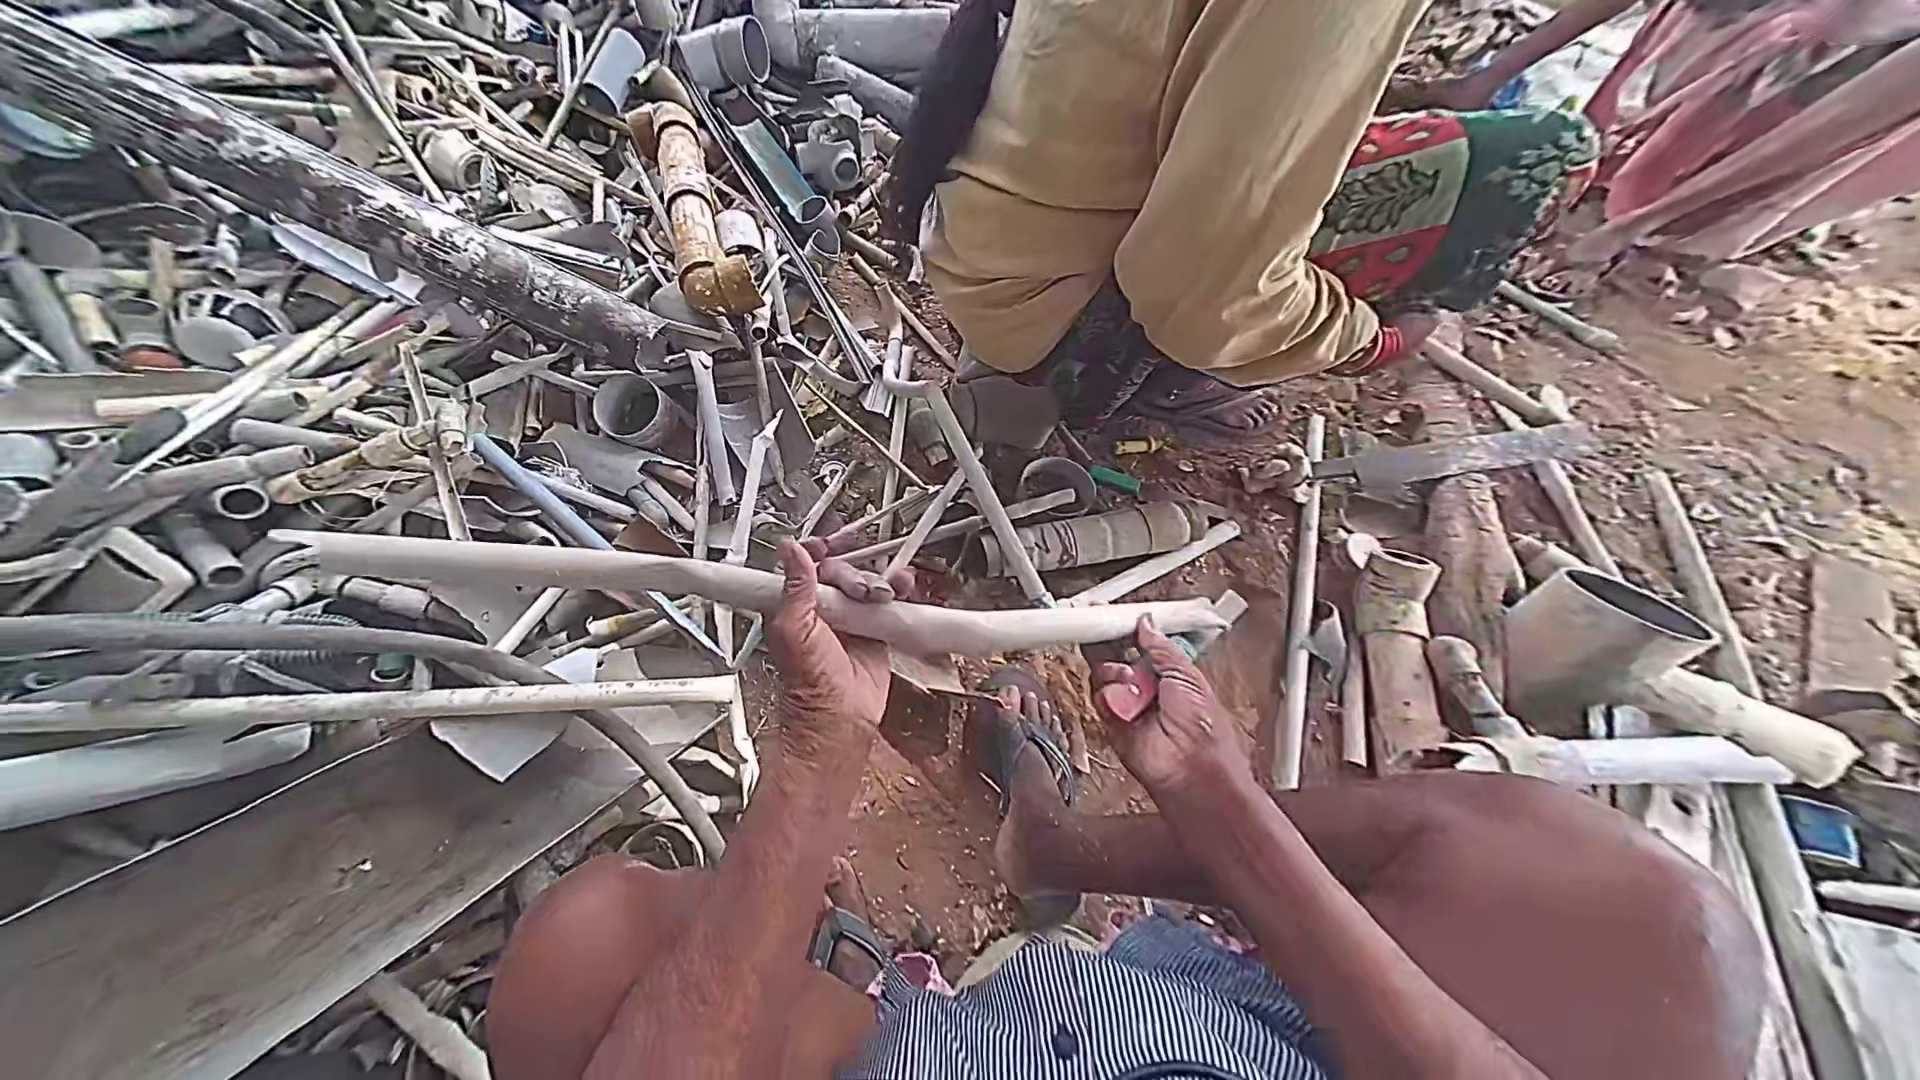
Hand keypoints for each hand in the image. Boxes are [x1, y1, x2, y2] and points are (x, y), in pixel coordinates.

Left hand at [765, 538, 900, 761]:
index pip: (807, 565)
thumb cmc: (809, 683)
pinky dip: (898, 591)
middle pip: (842, 570)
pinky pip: (888, 601)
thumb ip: (795, 588)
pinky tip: (902, 589)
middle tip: (857, 591)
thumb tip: (790, 551)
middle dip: (853, 573)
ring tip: (881, 596)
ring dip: (878, 581)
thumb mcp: (793, 629)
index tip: (831, 547)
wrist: (841, 716)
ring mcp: (851, 617)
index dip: (820, 551)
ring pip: (867, 582)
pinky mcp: (875, 628)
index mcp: (795, 605)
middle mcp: (823, 608)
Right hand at [1091, 616, 1251, 800]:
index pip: (1138, 641)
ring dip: (1114, 669)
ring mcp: (1126, 700)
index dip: (1125, 626)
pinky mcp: (1111, 717)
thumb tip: (1145, 623)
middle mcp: (1143, 683)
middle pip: (1114, 651)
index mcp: (1166, 670)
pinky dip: (1110, 692)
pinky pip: (1099, 693)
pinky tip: (1125, 697)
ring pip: (1103, 669)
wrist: (1192, 766)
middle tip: (1096, 623)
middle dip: (1106, 638)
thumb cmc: (1203, 727)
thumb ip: (1161, 647)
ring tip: (1130, 678)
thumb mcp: (1187, 675)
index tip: (1111, 611)